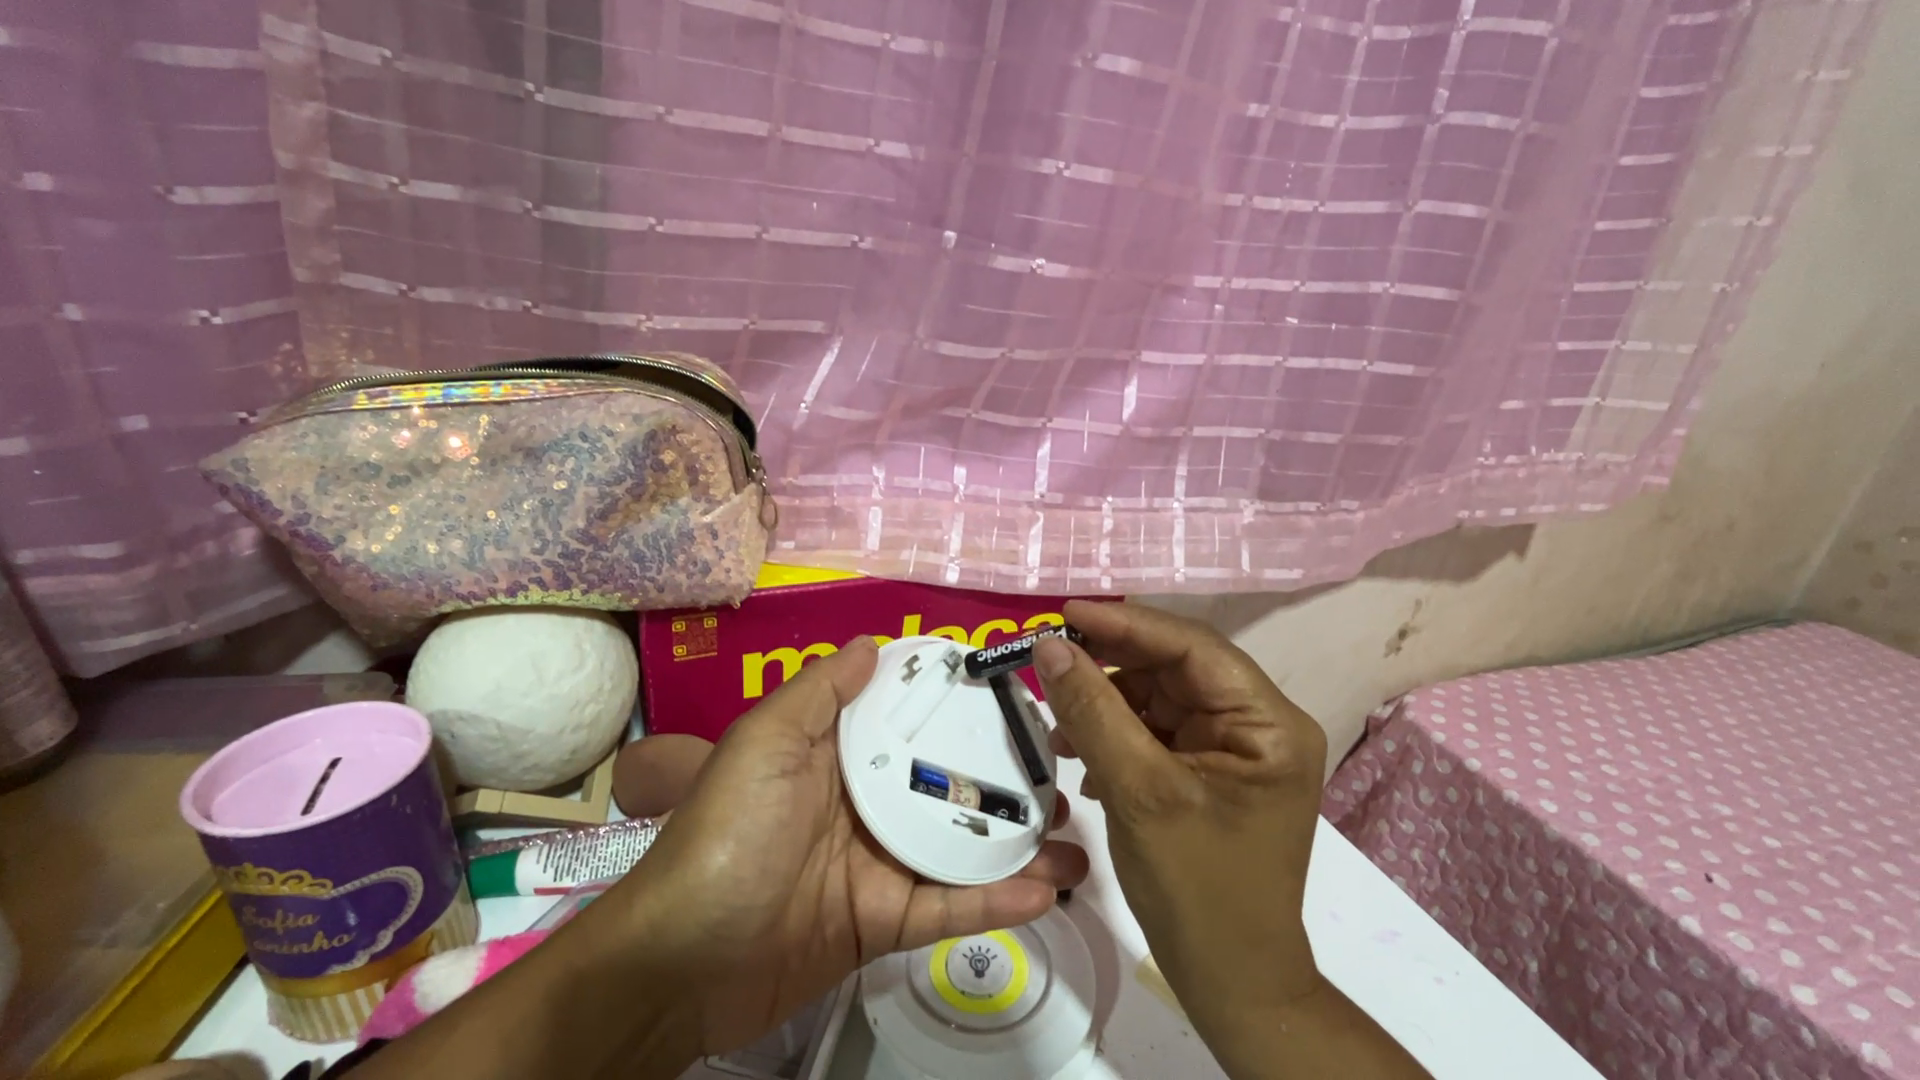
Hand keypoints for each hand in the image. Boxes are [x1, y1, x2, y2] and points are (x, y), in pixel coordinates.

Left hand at [603, 635, 1088, 1056]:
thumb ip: (820, 694)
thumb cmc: (728, 834)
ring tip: (1075, 841)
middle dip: (1006, 783)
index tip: (1018, 700)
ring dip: (1018, 848)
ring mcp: (877, 866)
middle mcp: (863, 805)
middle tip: (1064, 778)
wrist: (683, 961)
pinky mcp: (883, 923)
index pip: (910, 725)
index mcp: (838, 758)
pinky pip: (948, 909)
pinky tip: (1046, 892)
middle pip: (947, 787)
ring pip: (960, 851)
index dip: (959, 711)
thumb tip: (873, 640)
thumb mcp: (763, 745)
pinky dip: (996, 904)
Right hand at [1036, 602, 1427, 1078]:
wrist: (1230, 979)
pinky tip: (1082, 759)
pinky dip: (1115, 738)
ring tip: (1059, 728)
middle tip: (1049, 664)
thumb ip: (1094, 711)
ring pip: (1158, 700)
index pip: (1193, 647)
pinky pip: (1155, 734)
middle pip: (1174, 670)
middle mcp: (1257, 726)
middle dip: (1110, 668)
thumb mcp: (1139, 792)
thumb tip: (1050, 645)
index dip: (1127, 624)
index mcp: (1267, 723)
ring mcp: (1233, 751)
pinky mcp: (1207, 774)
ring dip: (1106, 707)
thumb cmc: (1197, 887)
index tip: (1065, 611)